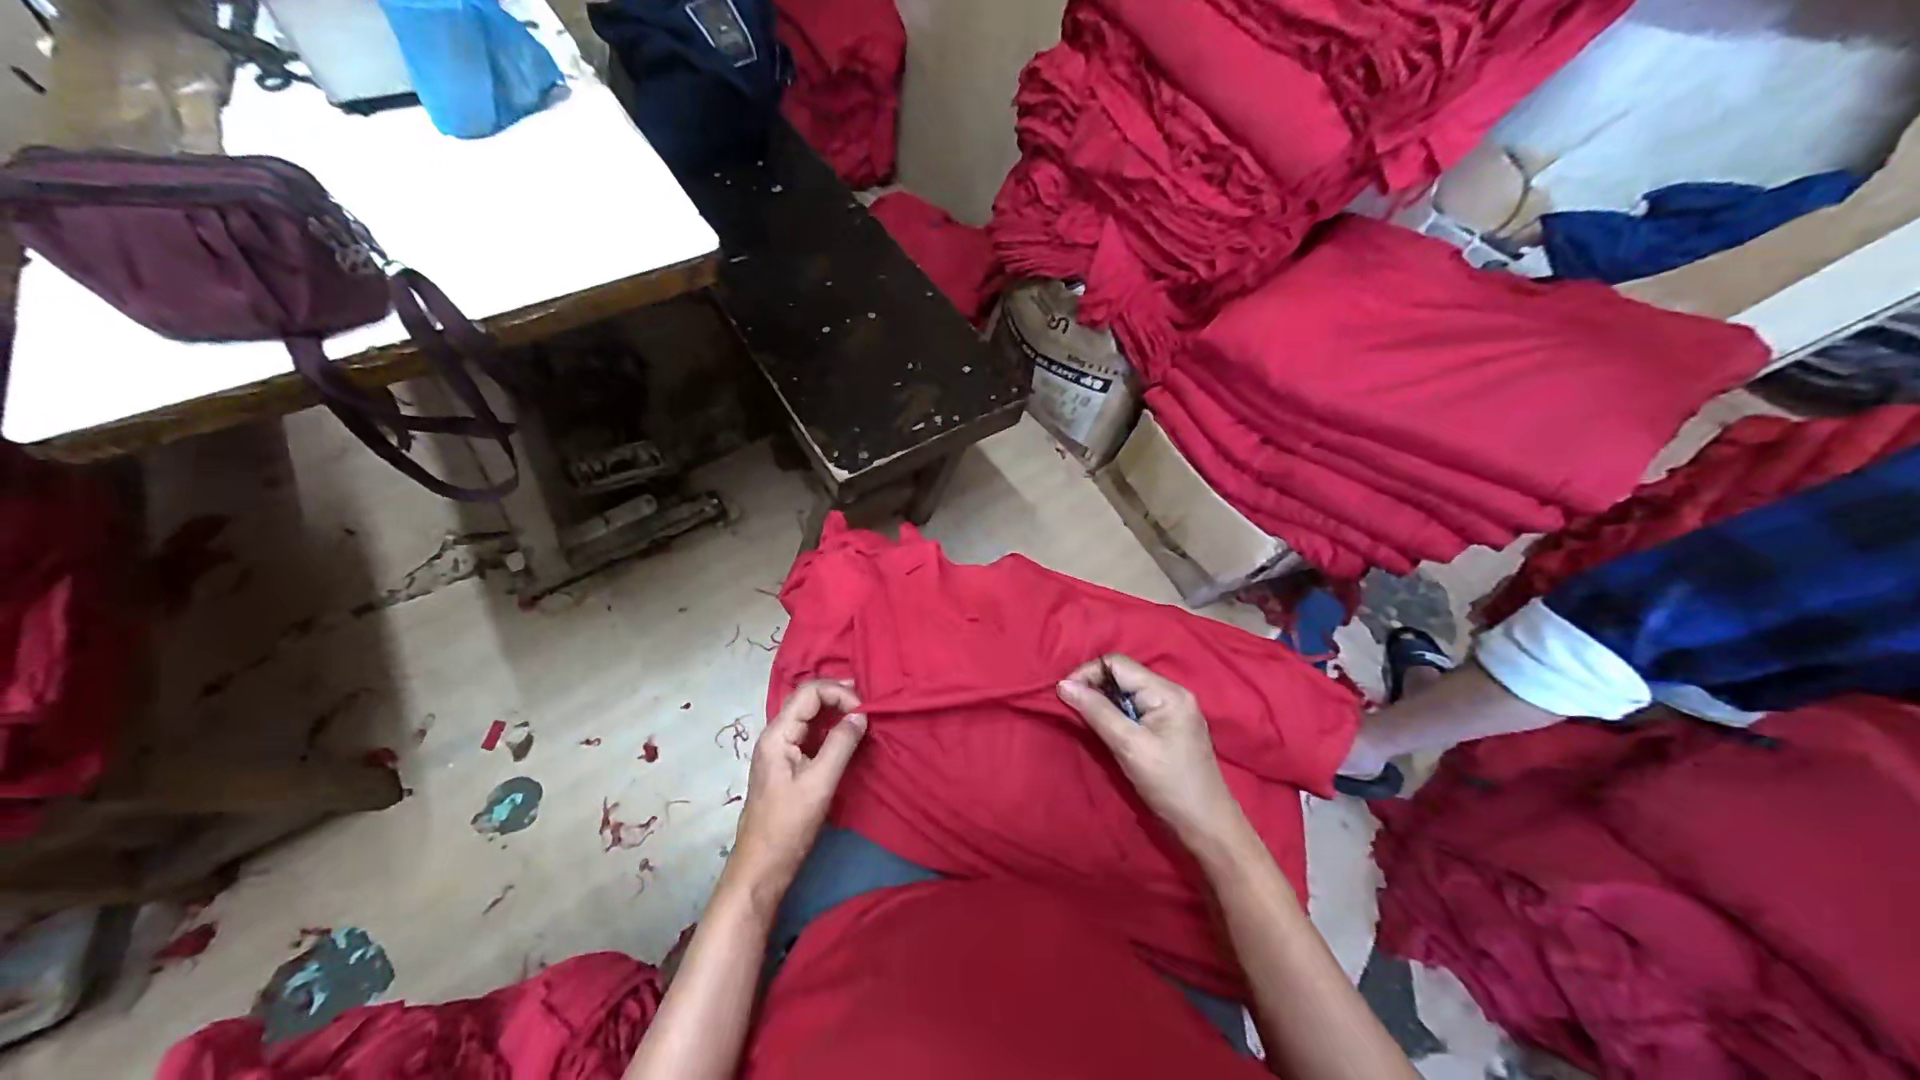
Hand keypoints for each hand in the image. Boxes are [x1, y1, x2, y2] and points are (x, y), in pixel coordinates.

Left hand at [724, 680, 867, 911]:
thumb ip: (840, 744)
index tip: (864, 710)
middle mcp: (775, 735)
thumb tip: (860, 715)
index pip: (809, 692)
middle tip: (868, 703)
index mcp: (777, 734)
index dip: (839, 692)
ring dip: (835, 711)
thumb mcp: (819, 783)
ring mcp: (780, 750)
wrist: (761, 867)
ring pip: (809, 717)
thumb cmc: (788, 825)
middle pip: (807, 699)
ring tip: (862, 714)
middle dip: (837, 695)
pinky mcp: (787, 765)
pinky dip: (830, 728)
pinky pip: (810, 734)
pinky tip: (847, 735)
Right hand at [1057, 655, 1249, 852]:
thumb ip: (1097, 711)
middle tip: (1073, 708)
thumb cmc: (1168, 784)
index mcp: (1168, 692)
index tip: (1064, 694)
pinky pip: (1137, 707)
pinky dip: (1118, 713)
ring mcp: (1174, 709)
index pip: (1119, 664)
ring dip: (1105, 701)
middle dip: (1095, 687)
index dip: (1087, 673)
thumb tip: (1063, 685)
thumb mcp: (1128, 746)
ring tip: (1087, 719)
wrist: (1206, 825)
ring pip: (1129, 691)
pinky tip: (1108, 729)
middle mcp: (1173, 693)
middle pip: (1124, 675)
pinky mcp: (1171, 726)